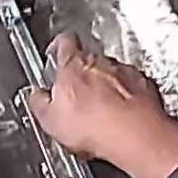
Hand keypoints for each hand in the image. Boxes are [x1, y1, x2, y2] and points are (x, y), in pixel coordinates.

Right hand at [27, 34, 177, 177]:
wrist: (132, 134)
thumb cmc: (92, 125)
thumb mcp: (50, 120)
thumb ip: (39, 103)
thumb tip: (34, 96)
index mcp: (73, 66)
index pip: (64, 42)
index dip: (58, 46)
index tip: (55, 53)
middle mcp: (100, 62)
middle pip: (88, 60)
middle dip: (81, 76)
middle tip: (74, 100)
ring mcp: (125, 72)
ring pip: (110, 75)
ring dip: (104, 89)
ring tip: (97, 115)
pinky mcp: (144, 86)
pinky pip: (130, 88)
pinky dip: (124, 99)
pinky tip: (117, 119)